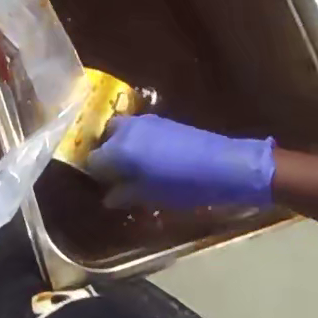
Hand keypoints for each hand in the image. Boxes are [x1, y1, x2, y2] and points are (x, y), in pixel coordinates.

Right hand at [85, 114, 274, 208]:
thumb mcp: (151, 196)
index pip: (92, 160)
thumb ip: (125, 194)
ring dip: (122, 147)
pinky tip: (150, 159)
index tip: (104, 186)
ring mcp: (146, 122)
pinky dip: (137, 142)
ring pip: (121, 132)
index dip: (96, 175)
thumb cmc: (184, 186)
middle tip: (117, 175)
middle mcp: (127, 130)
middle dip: (107, 155)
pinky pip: (138, 131)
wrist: (225, 165)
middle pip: (105, 140)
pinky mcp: (163, 121)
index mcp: (119, 150)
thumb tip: (109, 196)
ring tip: (134, 168)